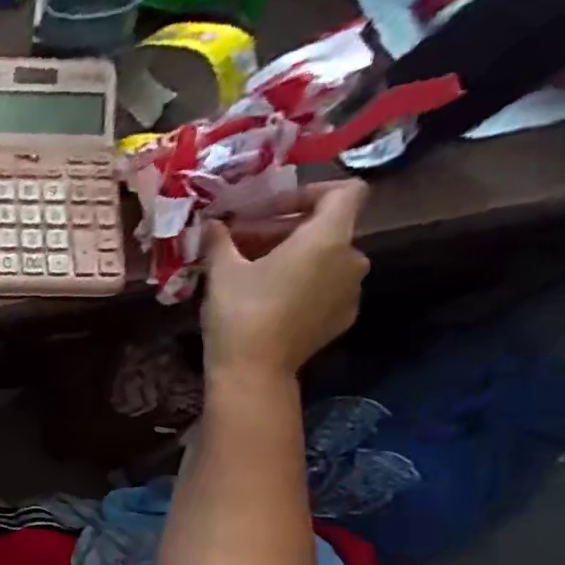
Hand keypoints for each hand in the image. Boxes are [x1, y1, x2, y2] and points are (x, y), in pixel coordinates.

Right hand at [201, 180, 370, 378]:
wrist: (254, 372)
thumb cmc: (240, 313)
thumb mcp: (221, 272)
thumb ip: (220, 241)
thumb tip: (211, 223)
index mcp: (328, 239)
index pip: (345, 192)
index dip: (309, 192)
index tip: (270, 208)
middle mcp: (352, 258)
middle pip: (326, 229)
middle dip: (283, 231)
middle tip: (240, 244)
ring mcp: (350, 291)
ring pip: (324, 260)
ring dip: (292, 258)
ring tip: (252, 274)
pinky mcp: (342, 317)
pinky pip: (324, 288)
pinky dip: (300, 285)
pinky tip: (268, 301)